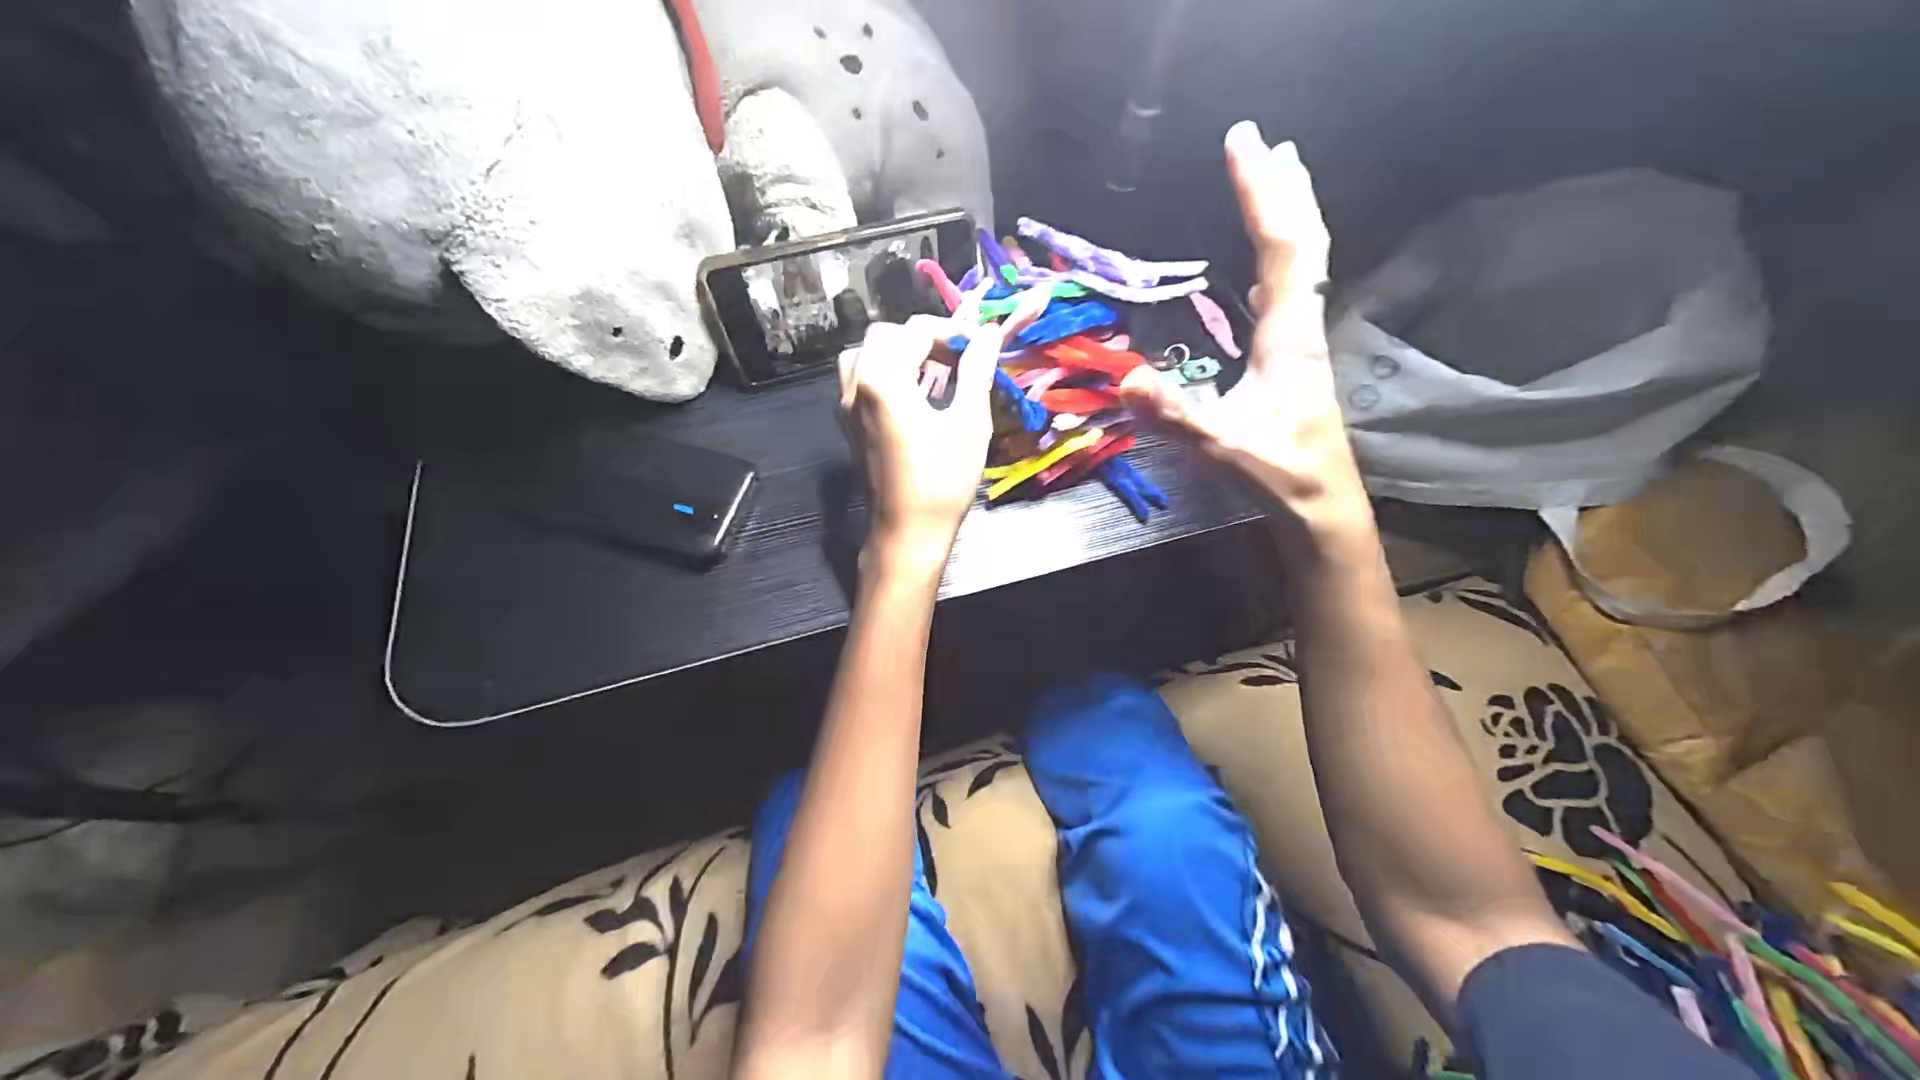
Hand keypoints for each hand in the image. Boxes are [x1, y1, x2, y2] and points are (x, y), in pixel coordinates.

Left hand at [836, 315, 1004, 565]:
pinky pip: (858, 380)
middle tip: (956, 357)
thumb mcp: (969, 422)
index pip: (916, 331)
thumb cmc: (942, 481)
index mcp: (883, 380)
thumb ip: (976, 370)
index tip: (978, 347)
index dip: (951, 332)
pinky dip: (882, 372)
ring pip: (864, 354)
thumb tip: (989, 332)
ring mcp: (846, 407)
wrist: (907, 532)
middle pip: (884, 335)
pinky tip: (911, 394)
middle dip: (921, 337)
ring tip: (929, 371)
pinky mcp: (848, 425)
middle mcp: (856, 386)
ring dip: (896, 352)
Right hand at [1120, 120, 1371, 554]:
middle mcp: (1303, 326)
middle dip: (1281, 187)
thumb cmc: (1281, 477)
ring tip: (1275, 180)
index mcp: (1290, 335)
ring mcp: (1302, 342)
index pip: (1281, 247)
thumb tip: (1126, 381)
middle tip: (1262, 142)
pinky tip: (1264, 270)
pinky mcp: (1295, 360)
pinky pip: (1291, 292)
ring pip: (1303, 263)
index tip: (1243, 143)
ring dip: (1288, 217)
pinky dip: (1280, 261)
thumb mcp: (1223, 448)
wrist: (1323, 508)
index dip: (1262, 192)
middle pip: (1302, 241)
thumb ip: (1176, 415)